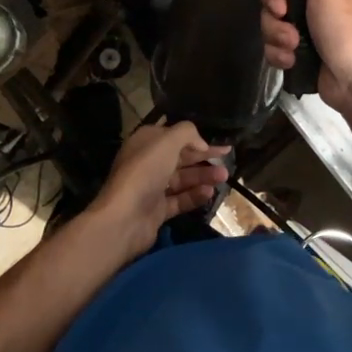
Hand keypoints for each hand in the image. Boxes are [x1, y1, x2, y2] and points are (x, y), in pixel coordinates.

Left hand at [88, 122, 228, 259]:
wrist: (125, 217)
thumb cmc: (145, 172)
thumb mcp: (166, 141)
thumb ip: (186, 133)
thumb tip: (201, 143)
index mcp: (146, 142)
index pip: (174, 136)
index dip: (196, 138)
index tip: (217, 143)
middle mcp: (148, 163)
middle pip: (180, 157)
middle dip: (204, 157)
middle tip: (227, 159)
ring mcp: (152, 187)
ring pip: (182, 179)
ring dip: (203, 176)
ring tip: (224, 177)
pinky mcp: (157, 210)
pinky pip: (180, 200)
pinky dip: (195, 195)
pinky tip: (210, 193)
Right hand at [260, 0, 351, 114]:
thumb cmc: (347, 29)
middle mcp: (317, 0)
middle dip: (273, 4)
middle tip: (283, 12)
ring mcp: (308, 27)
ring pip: (272, 20)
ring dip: (277, 32)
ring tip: (293, 44)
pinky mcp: (300, 52)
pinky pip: (274, 45)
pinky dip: (280, 52)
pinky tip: (292, 59)